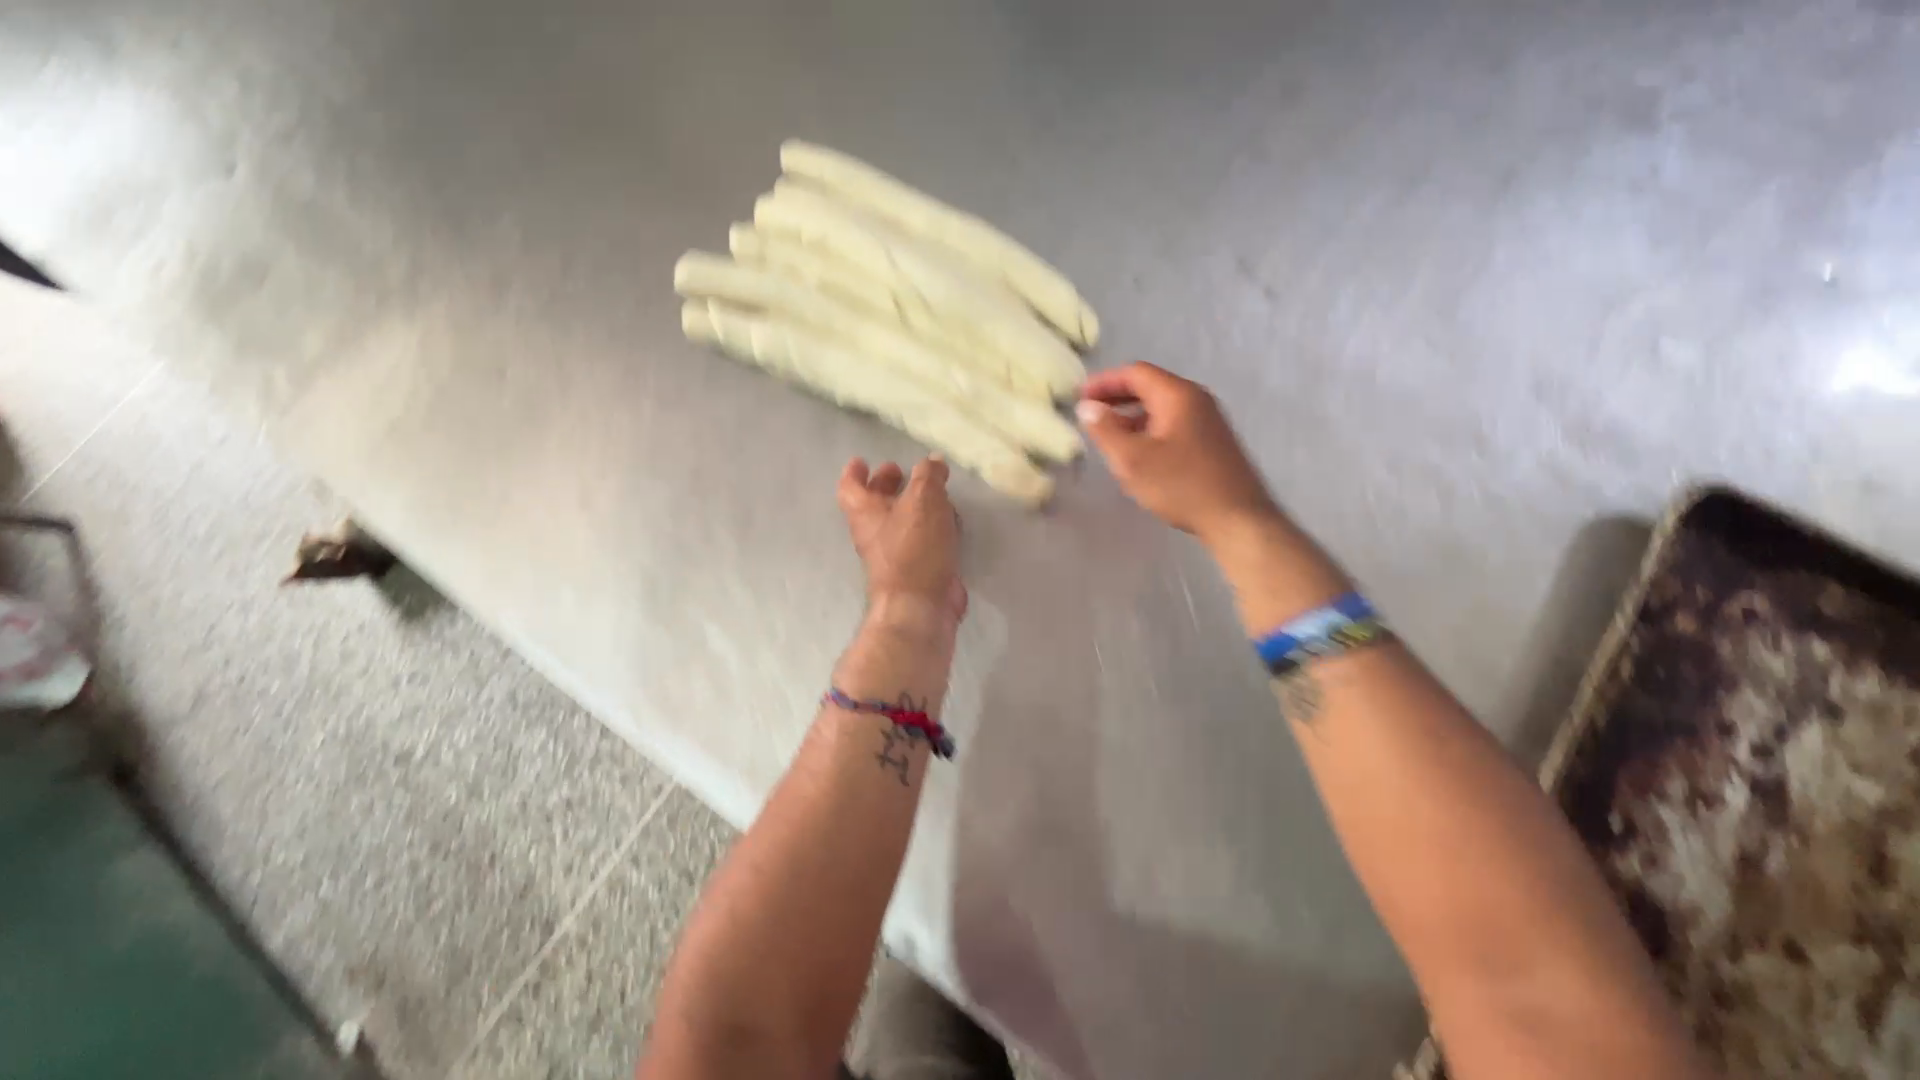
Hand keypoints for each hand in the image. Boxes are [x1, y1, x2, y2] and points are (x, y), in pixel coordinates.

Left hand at [836, 456, 966, 630]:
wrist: (920, 605)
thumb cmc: (914, 547)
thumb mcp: (924, 500)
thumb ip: (929, 476)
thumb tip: (932, 462)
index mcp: (865, 512)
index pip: (850, 487)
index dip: (854, 472)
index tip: (862, 460)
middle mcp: (873, 533)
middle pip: (873, 504)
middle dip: (885, 486)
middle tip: (900, 472)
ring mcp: (893, 554)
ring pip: (899, 523)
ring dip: (912, 507)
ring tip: (933, 494)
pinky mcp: (916, 569)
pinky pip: (919, 541)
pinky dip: (930, 528)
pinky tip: (950, 523)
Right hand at [1076, 362, 1280, 544]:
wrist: (1238, 519)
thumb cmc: (1182, 486)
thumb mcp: (1133, 460)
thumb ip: (1106, 430)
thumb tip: (1088, 407)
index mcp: (1178, 395)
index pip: (1136, 373)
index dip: (1104, 381)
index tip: (1080, 396)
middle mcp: (1197, 400)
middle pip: (1151, 387)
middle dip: (1117, 398)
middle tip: (1090, 413)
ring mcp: (1209, 421)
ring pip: (1162, 408)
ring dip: (1132, 416)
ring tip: (1109, 436)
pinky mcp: (1213, 442)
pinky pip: (1174, 425)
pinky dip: (1150, 430)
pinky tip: (1139, 455)